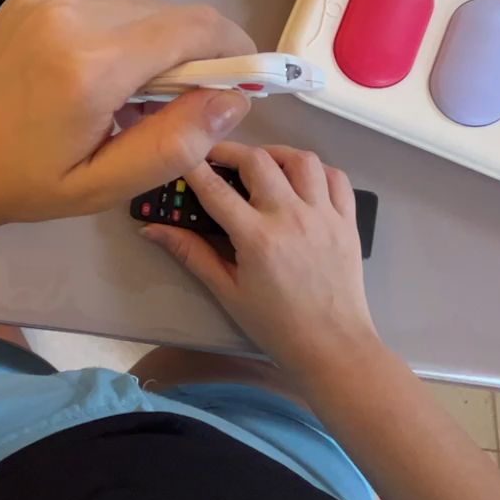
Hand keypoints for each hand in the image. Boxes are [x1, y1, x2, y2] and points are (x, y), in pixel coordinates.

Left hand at [0, 0, 254, 248]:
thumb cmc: (18, 186)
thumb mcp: (101, 185)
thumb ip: (175, 143)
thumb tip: (235, 99)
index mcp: (90, 64)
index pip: (195, 27)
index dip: (234, 49)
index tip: (242, 83)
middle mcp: (68, 15)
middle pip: (167, 15)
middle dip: (190, 55)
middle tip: (174, 107)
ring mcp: (41, 2)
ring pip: (132, 8)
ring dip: (149, 45)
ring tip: (123, 99)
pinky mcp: (23, 1)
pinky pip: (95, 7)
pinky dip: (112, 35)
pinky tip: (89, 78)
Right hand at [140, 142, 379, 383]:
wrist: (334, 348)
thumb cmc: (275, 324)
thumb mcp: (226, 290)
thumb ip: (190, 252)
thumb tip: (151, 230)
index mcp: (257, 238)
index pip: (215, 188)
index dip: (191, 166)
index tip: (179, 156)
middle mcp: (291, 218)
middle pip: (257, 160)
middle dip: (229, 151)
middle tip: (214, 157)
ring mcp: (324, 216)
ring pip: (300, 160)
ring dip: (274, 153)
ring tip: (258, 163)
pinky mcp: (347, 221)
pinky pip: (336, 178)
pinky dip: (314, 170)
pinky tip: (297, 179)